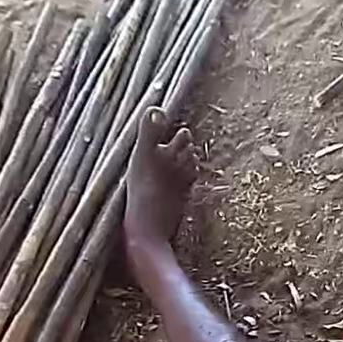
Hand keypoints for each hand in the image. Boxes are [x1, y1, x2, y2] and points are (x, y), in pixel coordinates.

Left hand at [123, 106, 196, 248]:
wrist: (151, 233)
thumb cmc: (146, 198)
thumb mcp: (145, 161)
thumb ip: (148, 135)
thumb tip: (156, 108)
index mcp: (146, 157)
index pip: (160, 137)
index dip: (171, 133)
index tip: (180, 129)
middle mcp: (157, 168)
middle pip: (174, 150)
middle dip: (182, 145)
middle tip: (189, 139)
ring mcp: (170, 183)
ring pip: (183, 164)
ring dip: (190, 159)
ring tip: (195, 154)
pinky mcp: (180, 197)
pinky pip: (189, 180)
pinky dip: (194, 174)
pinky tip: (197, 172)